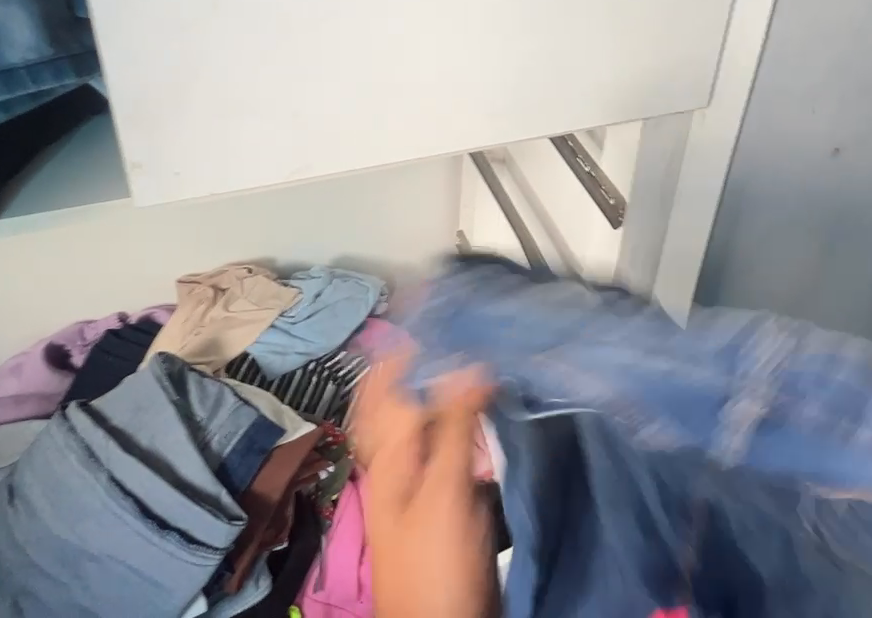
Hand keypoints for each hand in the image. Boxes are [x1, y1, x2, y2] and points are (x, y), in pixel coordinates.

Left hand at [352, 351, 499, 617]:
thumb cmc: (434, 560)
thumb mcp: (443, 489)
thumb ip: (452, 424)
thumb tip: (468, 361)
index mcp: (388, 455)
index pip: (385, 386)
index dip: (403, 347)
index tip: (436, 310)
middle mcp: (396, 459)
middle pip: (403, 398)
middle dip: (426, 360)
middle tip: (461, 325)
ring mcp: (418, 478)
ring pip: (426, 416)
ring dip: (447, 384)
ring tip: (478, 351)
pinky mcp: (442, 493)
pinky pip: (447, 439)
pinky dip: (462, 414)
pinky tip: (486, 404)